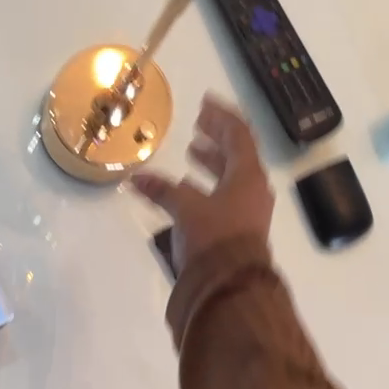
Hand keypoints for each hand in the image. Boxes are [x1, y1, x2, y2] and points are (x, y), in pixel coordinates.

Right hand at [133, 94, 274, 274]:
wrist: (229, 285)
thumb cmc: (213, 238)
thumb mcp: (185, 209)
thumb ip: (162, 191)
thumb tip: (136, 179)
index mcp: (247, 175)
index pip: (237, 134)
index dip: (220, 116)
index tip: (203, 104)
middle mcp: (251, 189)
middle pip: (235, 155)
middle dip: (215, 140)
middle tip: (197, 129)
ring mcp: (246, 211)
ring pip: (229, 178)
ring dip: (210, 166)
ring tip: (191, 159)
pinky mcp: (236, 232)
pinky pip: (223, 199)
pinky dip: (206, 189)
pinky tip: (189, 194)